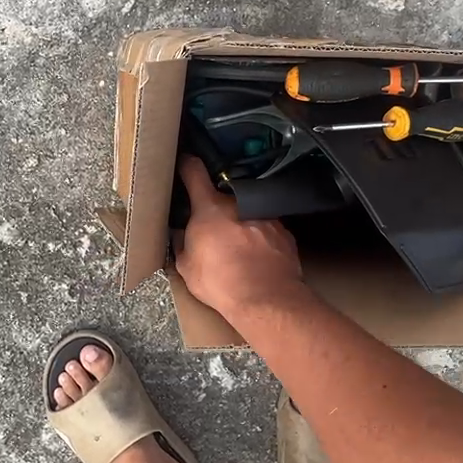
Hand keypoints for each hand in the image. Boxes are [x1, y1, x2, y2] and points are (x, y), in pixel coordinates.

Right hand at [174, 156, 305, 316]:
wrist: (266, 299)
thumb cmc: (223, 283)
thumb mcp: (187, 267)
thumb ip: (181, 244)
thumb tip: (179, 236)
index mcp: (209, 208)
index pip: (194, 172)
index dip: (187, 165)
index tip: (185, 163)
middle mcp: (238, 204)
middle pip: (223, 197)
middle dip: (216, 212)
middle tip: (211, 233)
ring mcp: (264, 215)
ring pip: (246, 213)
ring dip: (240, 225)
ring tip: (236, 251)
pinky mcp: (283, 231)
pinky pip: (265, 228)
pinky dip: (259, 238)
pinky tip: (255, 258)